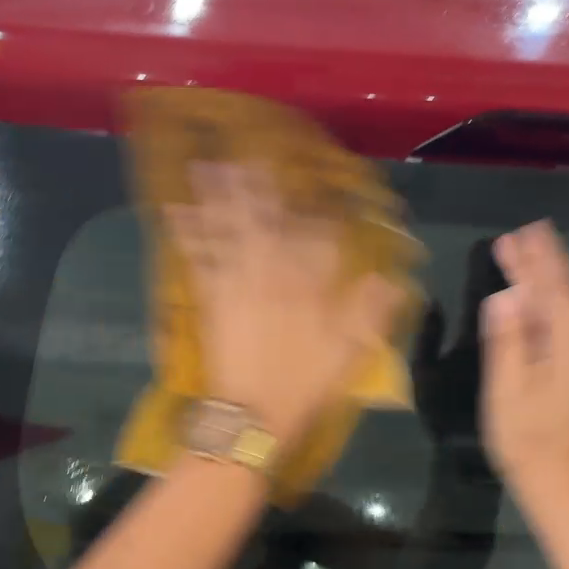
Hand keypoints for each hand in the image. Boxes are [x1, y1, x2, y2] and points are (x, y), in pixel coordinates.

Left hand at [167, 162, 402, 441]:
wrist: (251, 417)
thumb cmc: (303, 386)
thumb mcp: (349, 354)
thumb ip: (371, 312)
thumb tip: (391, 277)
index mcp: (309, 286)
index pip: (318, 236)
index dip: (318, 209)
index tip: (317, 185)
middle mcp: (273, 274)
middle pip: (268, 220)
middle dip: (260, 186)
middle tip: (248, 151)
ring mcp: (237, 284)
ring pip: (231, 230)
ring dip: (220, 197)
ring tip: (207, 165)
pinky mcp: (211, 299)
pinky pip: (199, 258)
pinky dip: (188, 234)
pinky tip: (177, 212)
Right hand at [481, 221, 568, 507]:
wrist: (558, 483)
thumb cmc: (526, 438)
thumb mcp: (508, 390)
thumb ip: (507, 342)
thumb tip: (505, 296)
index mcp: (568, 348)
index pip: (553, 292)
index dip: (537, 261)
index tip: (520, 232)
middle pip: (565, 295)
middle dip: (546, 262)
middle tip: (526, 232)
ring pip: (566, 309)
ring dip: (547, 280)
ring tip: (529, 255)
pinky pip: (563, 325)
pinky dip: (548, 303)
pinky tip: (536, 300)